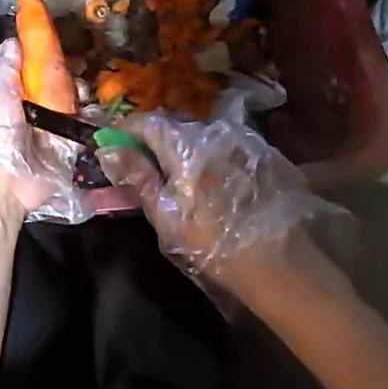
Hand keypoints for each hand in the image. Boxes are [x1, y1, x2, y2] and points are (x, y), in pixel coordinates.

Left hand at [0, 39, 88, 222]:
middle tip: (78, 64)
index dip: (46, 52)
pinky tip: (87, 103)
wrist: (8, 180)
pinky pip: (82, 119)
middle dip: (69, 69)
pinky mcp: (68, 141)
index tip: (59, 40)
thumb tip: (13, 42)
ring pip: (72, 96)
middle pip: (57, 79)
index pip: (32, 66)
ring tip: (80, 87)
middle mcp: (33, 106)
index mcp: (11, 92)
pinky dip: (86, 110)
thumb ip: (6, 68)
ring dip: (78, 88)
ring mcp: (52, 123)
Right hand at [96, 114, 354, 289]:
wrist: (277, 265)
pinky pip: (222, 143)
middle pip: (174, 125)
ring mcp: (241, 142)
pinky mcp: (261, 153)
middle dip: (152, 138)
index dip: (127, 128)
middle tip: (138, 159)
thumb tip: (109, 149)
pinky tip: (207, 179)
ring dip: (180, 146)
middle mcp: (215, 134)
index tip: (112, 139)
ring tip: (173, 171)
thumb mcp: (165, 215)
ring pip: (199, 134)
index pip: (149, 123)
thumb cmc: (211, 245)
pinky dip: (206, 153)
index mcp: (188, 149)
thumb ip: (138, 176)